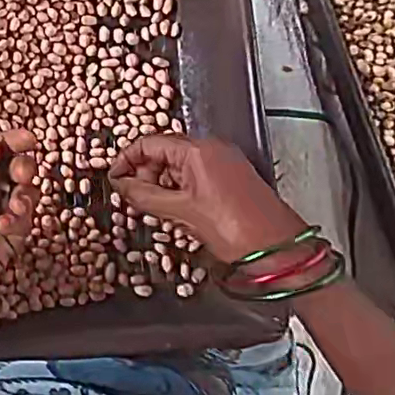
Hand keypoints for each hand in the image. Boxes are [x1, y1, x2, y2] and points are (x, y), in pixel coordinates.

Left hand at [0, 129, 40, 330]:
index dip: (7, 143)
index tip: (27, 138)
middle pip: (7, 172)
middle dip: (20, 167)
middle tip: (21, 172)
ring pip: (19, 196)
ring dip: (24, 194)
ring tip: (17, 203)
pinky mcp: (1, 247)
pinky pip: (22, 225)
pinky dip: (19, 220)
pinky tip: (5, 225)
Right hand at [108, 134, 308, 262]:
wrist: (281, 251)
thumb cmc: (238, 229)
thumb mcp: (180, 212)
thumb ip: (143, 195)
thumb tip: (120, 185)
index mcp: (197, 150)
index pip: (148, 144)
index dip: (126, 160)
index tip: (114, 178)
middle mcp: (211, 149)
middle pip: (162, 152)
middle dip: (143, 174)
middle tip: (133, 198)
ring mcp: (222, 162)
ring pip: (177, 166)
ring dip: (160, 184)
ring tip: (154, 209)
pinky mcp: (230, 178)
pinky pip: (193, 176)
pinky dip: (178, 190)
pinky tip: (175, 211)